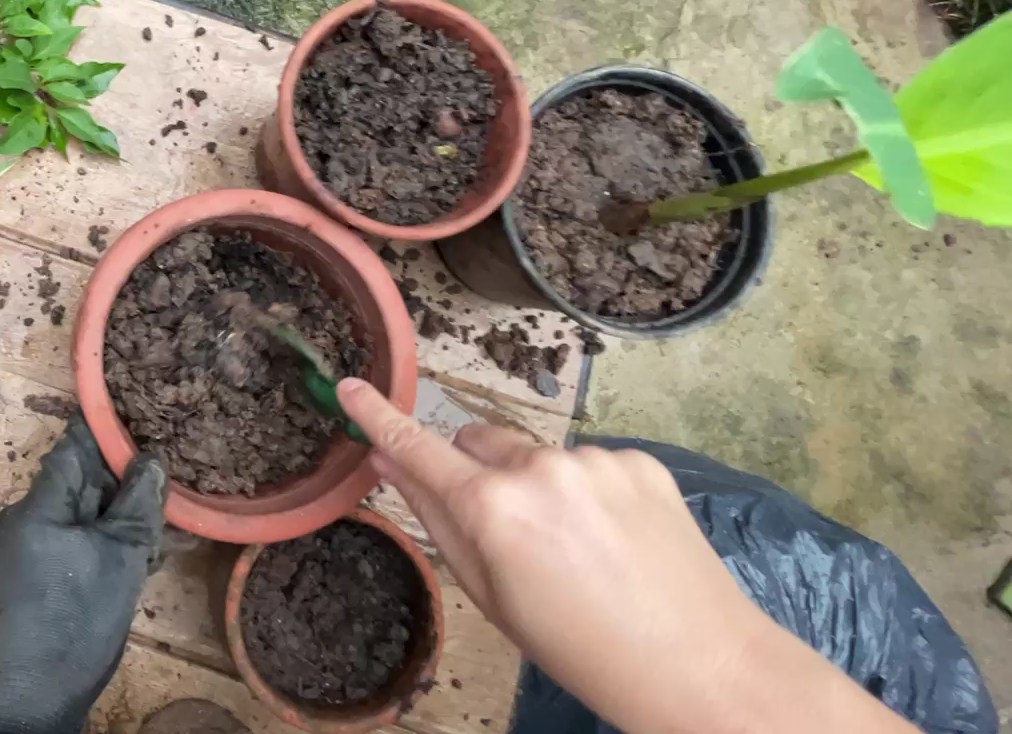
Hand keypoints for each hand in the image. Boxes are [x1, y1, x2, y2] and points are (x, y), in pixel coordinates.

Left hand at [0, 421, 165, 733]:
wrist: (18, 708)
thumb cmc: (70, 622)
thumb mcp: (118, 561)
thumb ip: (136, 507)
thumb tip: (151, 459)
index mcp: (36, 504)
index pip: (73, 447)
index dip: (106, 432)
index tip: (138, 418)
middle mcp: (19, 519)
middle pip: (76, 485)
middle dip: (120, 483)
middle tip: (165, 482)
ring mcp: (15, 554)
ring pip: (75, 521)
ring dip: (115, 521)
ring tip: (162, 528)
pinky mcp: (19, 585)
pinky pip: (64, 550)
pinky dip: (97, 549)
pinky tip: (133, 562)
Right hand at [335, 378, 915, 733]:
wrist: (712, 674)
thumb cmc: (577, 646)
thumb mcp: (488, 594)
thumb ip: (433, 517)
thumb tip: (385, 464)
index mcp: (491, 508)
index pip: (416, 447)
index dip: (376, 416)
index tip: (349, 386)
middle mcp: (536, 468)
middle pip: (475, 439)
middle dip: (476, 467)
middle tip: (510, 525)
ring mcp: (593, 459)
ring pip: (532, 452)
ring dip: (536, 480)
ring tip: (581, 542)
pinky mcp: (640, 460)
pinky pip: (584, 459)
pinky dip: (586, 487)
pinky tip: (619, 534)